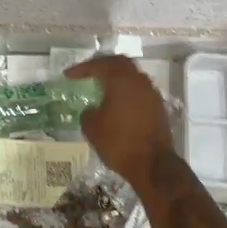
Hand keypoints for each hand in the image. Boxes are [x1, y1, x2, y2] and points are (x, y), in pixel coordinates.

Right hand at [66, 54, 174, 188]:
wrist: (153, 164)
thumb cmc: (119, 143)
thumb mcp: (92, 128)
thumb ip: (88, 113)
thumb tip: (93, 109)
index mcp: (121, 80)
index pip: (99, 65)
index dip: (82, 68)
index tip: (68, 75)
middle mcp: (139, 81)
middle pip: (120, 63)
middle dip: (102, 65)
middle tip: (88, 71)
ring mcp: (152, 93)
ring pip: (132, 76)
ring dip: (116, 77)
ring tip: (102, 86)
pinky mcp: (158, 107)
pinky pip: (139, 90)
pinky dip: (126, 91)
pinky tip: (118, 102)